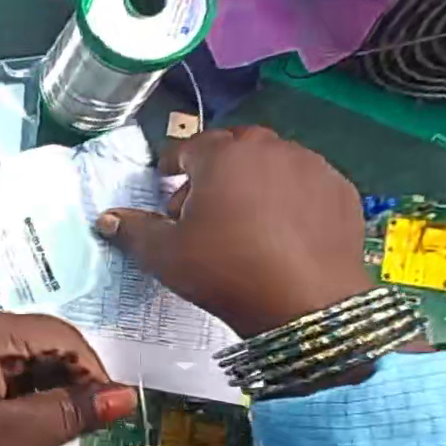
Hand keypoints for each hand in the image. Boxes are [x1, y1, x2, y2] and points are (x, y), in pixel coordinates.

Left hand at [0, 307, 137, 445]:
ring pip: (6, 365)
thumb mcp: (4, 437)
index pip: (62, 335)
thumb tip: (126, 397)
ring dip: (28, 401)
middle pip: (33, 347)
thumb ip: (67, 415)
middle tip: (61, 439)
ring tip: (31, 444)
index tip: (105, 418)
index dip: (93, 374)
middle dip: (58, 390)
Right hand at [94, 127, 372, 337]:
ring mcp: (312, 166)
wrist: (302, 300)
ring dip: (248, 181)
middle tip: (195, 202)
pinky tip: (272, 231)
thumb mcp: (164, 254)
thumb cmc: (222, 270)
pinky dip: (282, 197)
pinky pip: (301, 184)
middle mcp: (271, 150)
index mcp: (223, 158)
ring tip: (235, 220)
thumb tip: (106, 219)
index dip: (170, 161)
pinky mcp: (339, 190)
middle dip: (210, 167)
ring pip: (270, 163)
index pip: (190, 145)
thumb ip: (134, 230)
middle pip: (234, 147)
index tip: (161, 177)